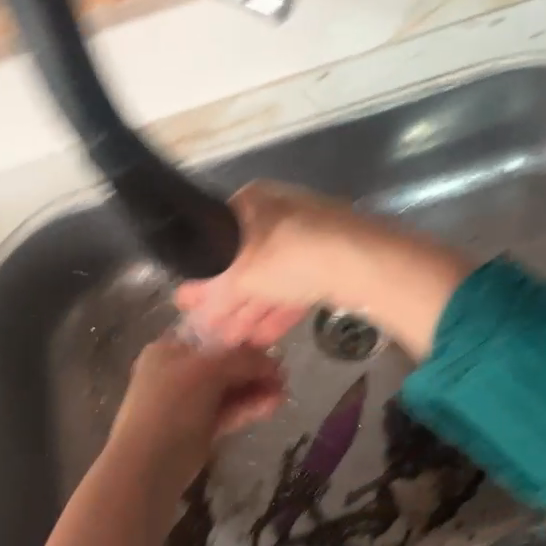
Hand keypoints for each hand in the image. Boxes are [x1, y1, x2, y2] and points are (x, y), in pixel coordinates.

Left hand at [104, 334, 285, 482]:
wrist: (147, 466)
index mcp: (168, 349)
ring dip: (256, 388)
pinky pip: (227, 412)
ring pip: (228, 390)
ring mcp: (187, 403)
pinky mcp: (198, 429)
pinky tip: (274, 405)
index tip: (271, 345)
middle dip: (254, 367)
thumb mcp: (208, 371)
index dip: (241, 339)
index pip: (211, 336)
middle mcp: (176, 372)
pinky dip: (248, 408)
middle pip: (223, 364)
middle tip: (283, 373)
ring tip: (284, 390)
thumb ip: (243, 359)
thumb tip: (273, 361)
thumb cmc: (171, 406)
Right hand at [172, 181, 355, 346]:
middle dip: (229, 302)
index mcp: (252, 201)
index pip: (216, 238)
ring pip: (272, 279)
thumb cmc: (288, 254)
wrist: (360, 260)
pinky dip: (278, 311)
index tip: (192, 307)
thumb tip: (186, 303)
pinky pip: (296, 288)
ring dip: (251, 312)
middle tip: (212, 334)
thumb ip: (213, 294)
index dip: (204, 277)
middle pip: (246, 263)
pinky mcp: (332, 263)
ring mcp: (308, 238)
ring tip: (233, 344)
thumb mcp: (241, 275)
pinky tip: (263, 339)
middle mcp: (279, 213)